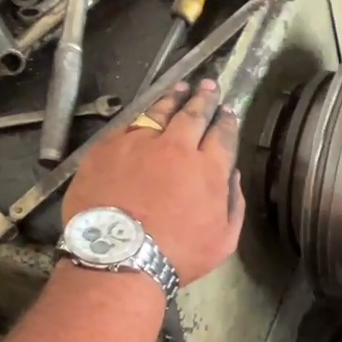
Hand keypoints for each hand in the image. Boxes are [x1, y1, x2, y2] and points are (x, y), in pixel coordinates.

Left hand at [65, 78, 242, 283]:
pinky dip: (141, 116)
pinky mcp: (107, 148)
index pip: (222, 135)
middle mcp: (176, 147)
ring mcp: (139, 143)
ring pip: (159, 112)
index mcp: (209, 169)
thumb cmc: (179, 255)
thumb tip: (231, 176)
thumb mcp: (224, 240)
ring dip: (173, 98)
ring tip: (179, 88)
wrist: (120, 256)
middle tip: (209, 85)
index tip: (229, 110)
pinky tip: (145, 114)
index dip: (227, 120)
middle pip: (193, 114)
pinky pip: (129, 124)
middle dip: (203, 98)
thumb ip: (233, 204)